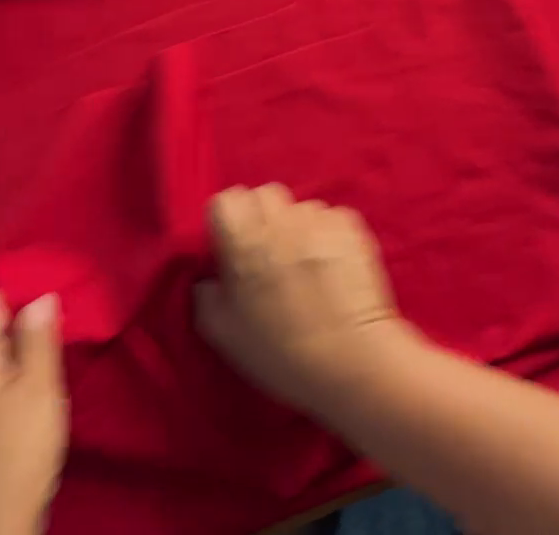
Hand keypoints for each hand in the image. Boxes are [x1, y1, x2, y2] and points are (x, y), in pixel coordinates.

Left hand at [0, 292, 66, 534]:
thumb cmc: (19, 449)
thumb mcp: (39, 387)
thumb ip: (37, 339)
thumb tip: (39, 298)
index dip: (12, 297)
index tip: (47, 300)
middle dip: (13, 329)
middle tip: (54, 334)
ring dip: (9, 361)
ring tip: (45, 369)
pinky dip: (1, 389)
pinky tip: (24, 407)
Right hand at [196, 184, 421, 415]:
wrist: (352, 363)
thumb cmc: (281, 354)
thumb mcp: (223, 333)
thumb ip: (206, 294)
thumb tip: (210, 276)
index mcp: (243, 242)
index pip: (226, 200)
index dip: (229, 221)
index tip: (234, 246)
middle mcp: (280, 222)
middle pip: (264, 195)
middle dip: (262, 217)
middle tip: (269, 253)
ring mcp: (319, 221)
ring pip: (300, 207)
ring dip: (297, 226)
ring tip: (305, 264)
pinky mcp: (352, 227)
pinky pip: (331, 217)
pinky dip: (328, 234)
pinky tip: (331, 265)